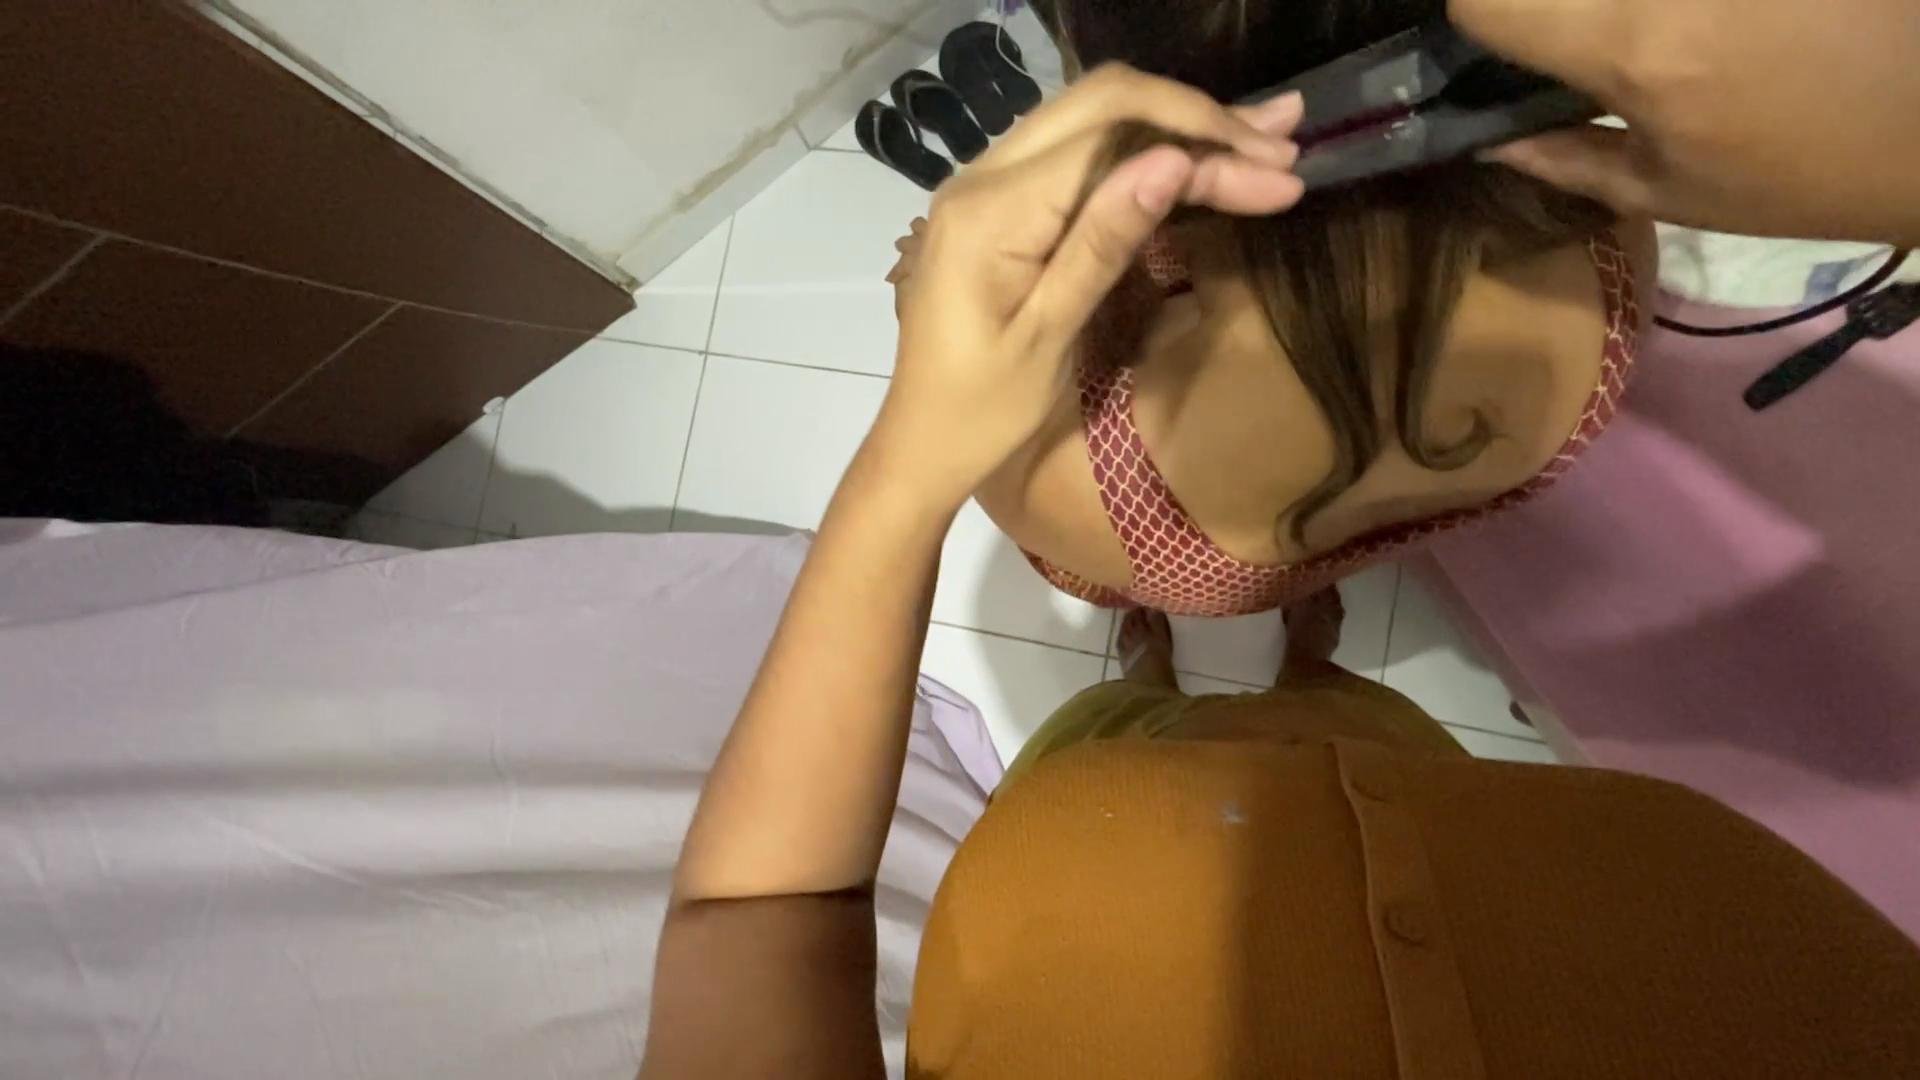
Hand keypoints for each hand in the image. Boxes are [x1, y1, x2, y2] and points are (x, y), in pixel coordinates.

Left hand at [866, 64, 1304, 510]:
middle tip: (1282, 139)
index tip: (1277, 170)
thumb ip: (1102, 243)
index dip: (1200, 142)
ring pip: (1089, 126)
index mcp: (989, 212)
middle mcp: (979, 178)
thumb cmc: (981, 413)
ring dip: (1170, 129)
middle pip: (1102, 108)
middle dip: (1196, 119)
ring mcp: (981, 190)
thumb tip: (1174, 161)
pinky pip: (1068, 161)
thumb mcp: (1047, 335)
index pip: (1111, 138)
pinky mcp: (992, 212)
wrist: (921, 443)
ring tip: (1255, 140)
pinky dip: (1131, 159)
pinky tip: (1184, 162)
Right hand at [1450, 0, 1919, 244]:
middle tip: (1560, 41)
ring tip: (1626, 39)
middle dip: (1541, 11)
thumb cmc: (1804, 176)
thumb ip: (1558, 157)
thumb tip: (1488, 141)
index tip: (1492, 44)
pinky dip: (1652, 8)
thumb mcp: (1659, 188)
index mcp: (1636, 44)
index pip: (1491, 2)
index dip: (1478, 20)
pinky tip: (1697, 27)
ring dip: (1601, 10)